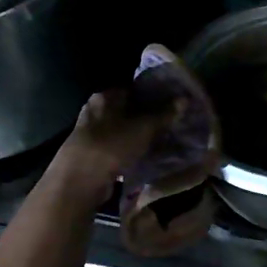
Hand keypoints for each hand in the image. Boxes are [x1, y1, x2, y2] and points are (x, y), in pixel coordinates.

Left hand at [52, 90, 179, 194]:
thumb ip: (164, 114)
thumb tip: (184, 99)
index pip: (130, 89)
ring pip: (119, 130)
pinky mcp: (89, 154)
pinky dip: (126, 151)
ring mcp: (90, 134)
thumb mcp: (144, 128)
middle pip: (124, 110)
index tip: (167, 103)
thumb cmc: (113, 145)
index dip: (150, 95)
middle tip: (165, 124)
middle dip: (143, 116)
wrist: (82, 178)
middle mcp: (94, 111)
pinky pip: (114, 148)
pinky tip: (140, 157)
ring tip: (156, 141)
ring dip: (134, 135)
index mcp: (104, 97)